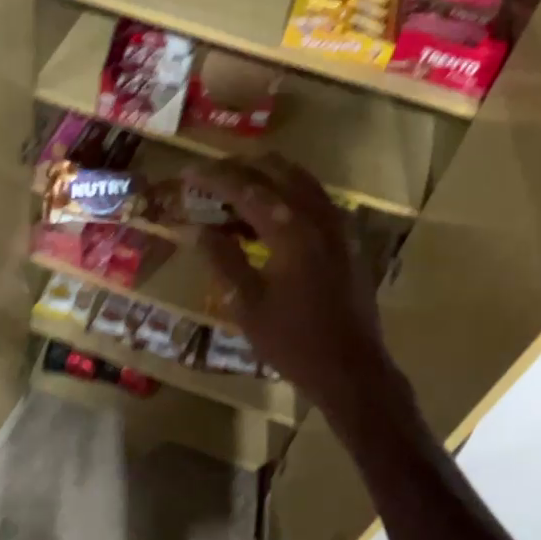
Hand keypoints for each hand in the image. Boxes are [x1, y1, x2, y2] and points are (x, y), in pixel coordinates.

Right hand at [185, 155, 394, 415]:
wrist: (352, 371)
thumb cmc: (294, 342)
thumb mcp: (247, 305)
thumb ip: (222, 259)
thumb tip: (195, 229)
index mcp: (290, 230)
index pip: (245, 189)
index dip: (214, 178)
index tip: (188, 172)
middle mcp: (317, 216)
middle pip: (276, 173)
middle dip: (241, 168)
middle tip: (212, 175)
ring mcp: (338, 226)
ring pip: (301, 180)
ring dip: (268, 175)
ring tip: (239, 183)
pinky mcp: (348, 240)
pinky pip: (317, 199)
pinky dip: (291, 192)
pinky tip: (274, 209)